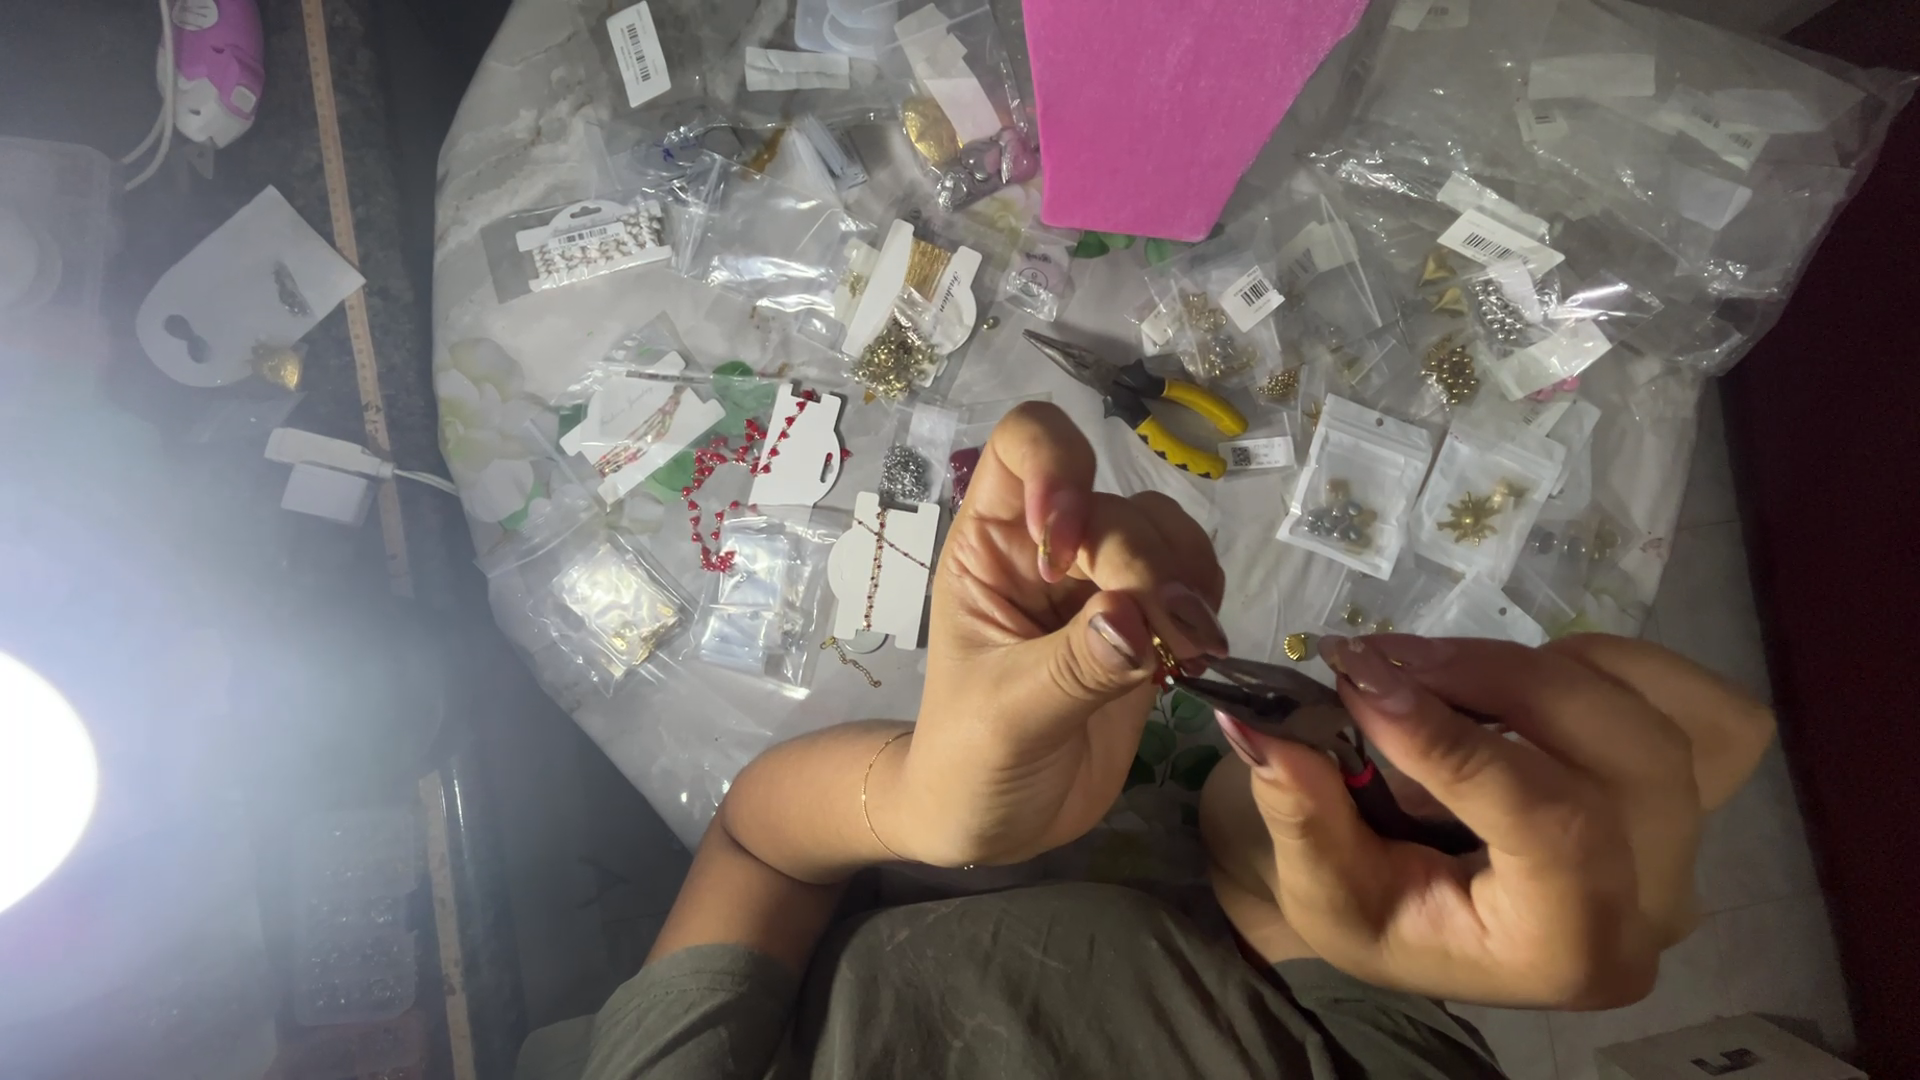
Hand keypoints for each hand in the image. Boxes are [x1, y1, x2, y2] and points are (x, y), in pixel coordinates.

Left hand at [880, 402, 1228, 866]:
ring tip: (1186, 649)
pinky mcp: (1140, 617)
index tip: (1064, 553)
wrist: (996, 817)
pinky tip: (1193, 650)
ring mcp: (1096, 580)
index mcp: (988, 546)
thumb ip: (1073, 667)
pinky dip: (1203, 600)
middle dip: (1144, 566)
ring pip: (1161, 531)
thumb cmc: (970, 759)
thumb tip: (1135, 619)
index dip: (1056, 469)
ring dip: (1185, 580)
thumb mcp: (1007, 716)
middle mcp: (1045, 547)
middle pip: (1113, 504)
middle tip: (1166, 639)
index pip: (1023, 446)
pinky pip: (1189, 574)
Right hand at [1204, 633, 1741, 1008]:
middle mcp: (1650, 900)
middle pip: (1627, 756)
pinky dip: (1597, 664)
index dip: (1451, 740)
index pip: (1551, 829)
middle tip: (1381, 656)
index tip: (1354, 678)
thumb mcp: (1313, 883)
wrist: (1396, 901)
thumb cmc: (1356, 906)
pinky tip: (1505, 675)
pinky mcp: (1672, 786)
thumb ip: (1297, 809)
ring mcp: (1676, 838)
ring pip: (1659, 714)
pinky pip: (1691, 703)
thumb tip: (1255, 725)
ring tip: (1428, 664)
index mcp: (1566, 948)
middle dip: (1494, 681)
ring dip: (1531, 665)